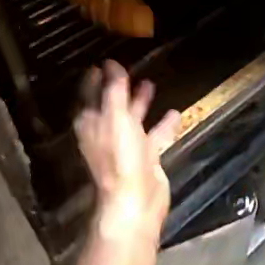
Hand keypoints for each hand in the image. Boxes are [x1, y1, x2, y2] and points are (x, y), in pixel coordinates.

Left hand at [76, 61, 179, 241]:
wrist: (136, 201)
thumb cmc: (120, 157)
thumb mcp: (116, 117)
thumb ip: (114, 90)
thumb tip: (110, 64)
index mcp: (92, 123)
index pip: (90, 94)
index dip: (96, 78)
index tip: (102, 63)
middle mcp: (106, 132)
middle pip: (111, 104)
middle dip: (118, 87)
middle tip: (126, 69)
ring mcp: (125, 146)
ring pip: (132, 118)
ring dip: (139, 102)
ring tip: (149, 83)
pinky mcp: (145, 157)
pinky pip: (154, 134)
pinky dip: (163, 124)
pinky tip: (174, 113)